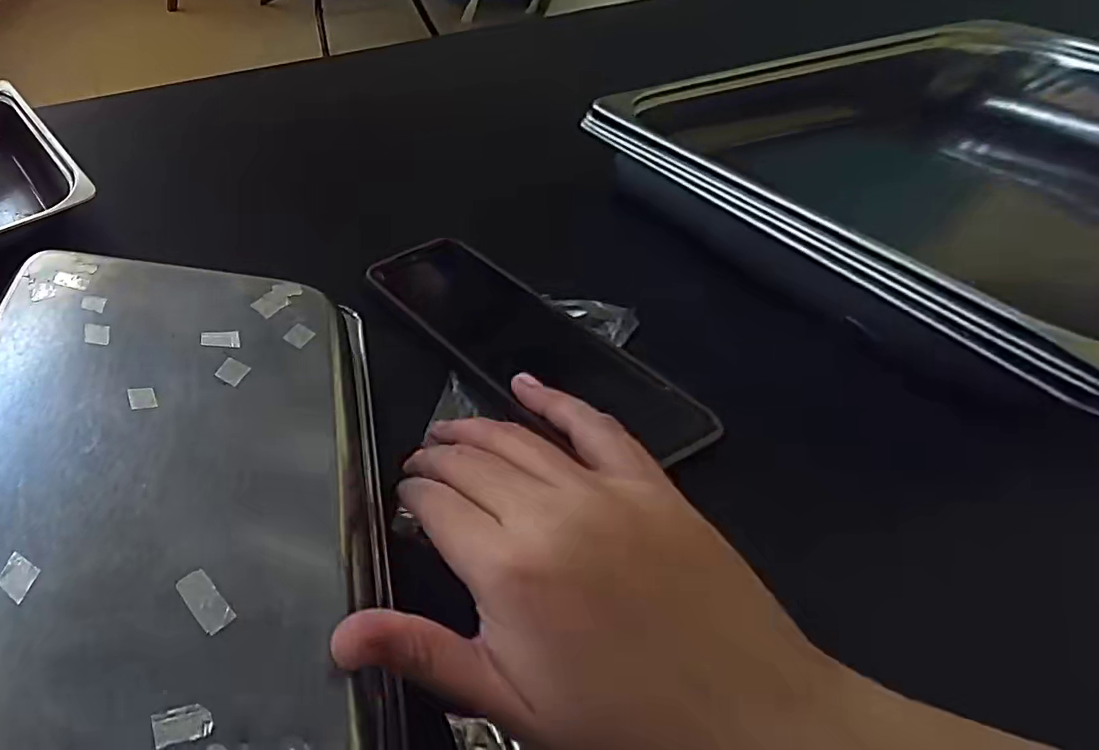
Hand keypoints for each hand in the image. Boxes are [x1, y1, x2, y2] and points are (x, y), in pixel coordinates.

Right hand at [332, 375, 1046, 749]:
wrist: (760, 730)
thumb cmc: (620, 722)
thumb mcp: (509, 703)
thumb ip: (420, 653)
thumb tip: (338, 637)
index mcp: (503, 565)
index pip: (431, 501)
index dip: (410, 496)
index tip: (405, 503)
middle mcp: (542, 511)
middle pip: (465, 460)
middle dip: (432, 458)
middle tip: (419, 469)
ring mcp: (598, 490)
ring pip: (512, 436)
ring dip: (470, 428)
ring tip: (447, 433)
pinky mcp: (648, 484)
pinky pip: (593, 425)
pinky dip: (555, 398)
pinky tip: (524, 382)